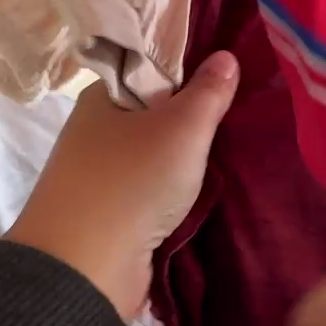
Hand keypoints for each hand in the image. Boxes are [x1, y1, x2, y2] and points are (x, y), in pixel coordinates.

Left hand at [6, 52, 238, 318]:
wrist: (88, 268)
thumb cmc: (132, 183)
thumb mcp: (181, 128)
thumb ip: (207, 94)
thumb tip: (225, 56)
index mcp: (100, 100)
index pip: (147, 74)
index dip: (185, 76)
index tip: (226, 85)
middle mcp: (94, 136)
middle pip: (152, 120)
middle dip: (190, 126)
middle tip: (237, 125)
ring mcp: (100, 181)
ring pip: (152, 163)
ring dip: (183, 167)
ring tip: (231, 160)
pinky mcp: (110, 220)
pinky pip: (150, 198)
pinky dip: (173, 199)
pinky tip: (203, 198)